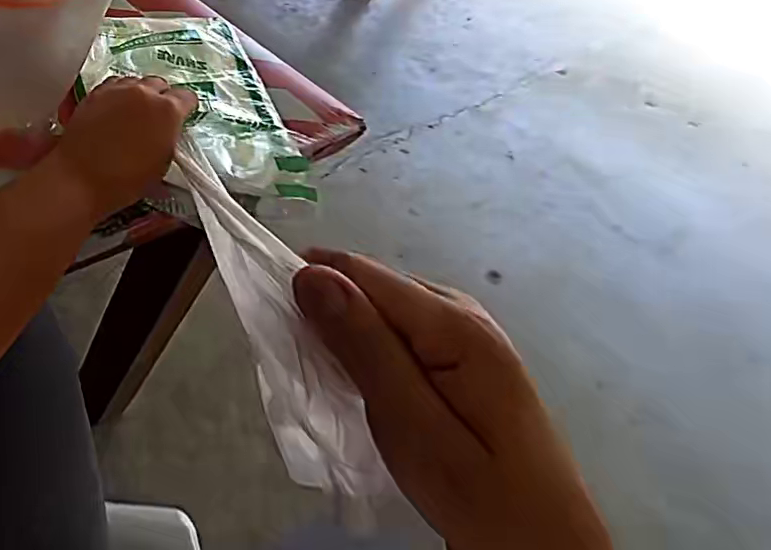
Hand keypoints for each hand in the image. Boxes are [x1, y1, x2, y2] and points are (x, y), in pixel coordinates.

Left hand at [49, 76, 195, 214]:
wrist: (80, 176)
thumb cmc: (127, 180)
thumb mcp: (161, 163)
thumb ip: (169, 138)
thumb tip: (166, 132)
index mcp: (168, 110)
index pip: (186, 97)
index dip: (185, 108)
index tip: (182, 117)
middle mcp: (143, 92)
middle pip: (158, 84)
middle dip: (161, 97)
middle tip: (156, 115)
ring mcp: (116, 89)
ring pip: (134, 81)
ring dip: (138, 92)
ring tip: (134, 110)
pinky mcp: (94, 93)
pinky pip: (113, 85)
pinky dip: (118, 92)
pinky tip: (114, 107)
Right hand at [293, 251, 610, 549]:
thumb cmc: (483, 500)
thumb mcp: (413, 429)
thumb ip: (364, 346)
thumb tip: (311, 275)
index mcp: (455, 324)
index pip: (354, 270)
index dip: (310, 287)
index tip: (287, 329)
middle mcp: (461, 311)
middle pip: (364, 282)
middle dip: (329, 312)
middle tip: (321, 370)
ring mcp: (465, 330)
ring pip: (374, 302)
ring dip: (347, 331)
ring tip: (344, 380)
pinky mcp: (460, 352)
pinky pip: (392, 325)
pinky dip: (367, 344)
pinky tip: (371, 383)